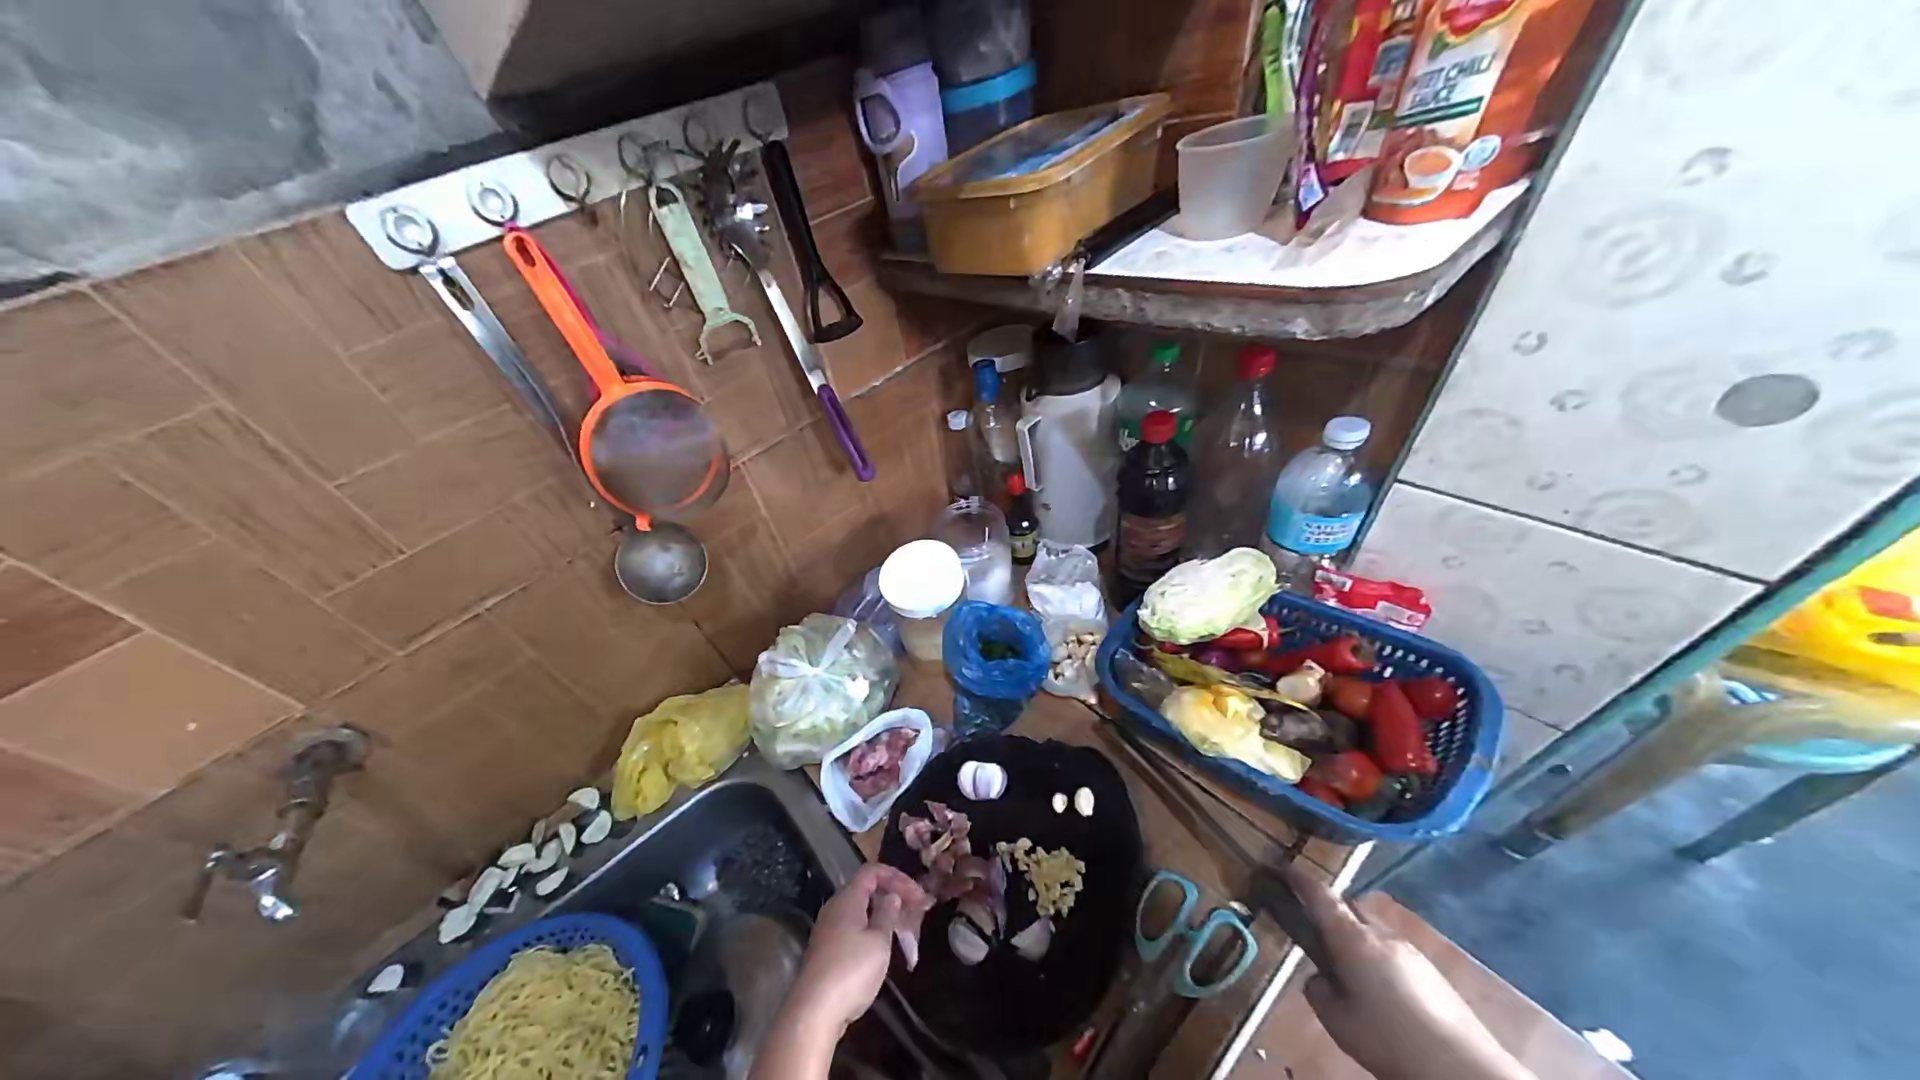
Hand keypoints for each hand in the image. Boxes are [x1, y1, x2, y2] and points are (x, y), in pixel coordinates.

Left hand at [789, 863, 930, 1031]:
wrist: (814, 1011)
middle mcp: (835, 908)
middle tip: (917, 912)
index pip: (873, 871)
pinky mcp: (827, 950)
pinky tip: (885, 948)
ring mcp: (828, 929)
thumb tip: (891, 896)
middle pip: (867, 890)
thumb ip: (887, 914)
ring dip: (885, 917)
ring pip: (862, 912)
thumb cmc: (852, 970)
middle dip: (894, 897)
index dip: (897, 877)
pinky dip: (872, 931)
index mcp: (847, 898)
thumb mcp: (879, 941)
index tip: (917, 894)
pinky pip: (854, 928)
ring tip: (906, 933)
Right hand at [1283, 864, 1534, 1079]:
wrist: (1465, 1070)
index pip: (1319, 894)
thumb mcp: (1336, 1020)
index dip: (1298, 878)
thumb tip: (1321, 978)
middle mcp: (1380, 934)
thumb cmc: (1389, 1039)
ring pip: (1373, 932)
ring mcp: (1411, 952)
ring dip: (1358, 941)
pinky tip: (1384, 996)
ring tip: (1352, 977)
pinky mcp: (1433, 973)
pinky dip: (1380, 961)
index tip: (1282, 867)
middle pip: (1350, 908)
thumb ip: (1318, 990)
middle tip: (1318, 938)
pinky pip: (1394, 953)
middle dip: (1332, 914)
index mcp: (1351, 938)